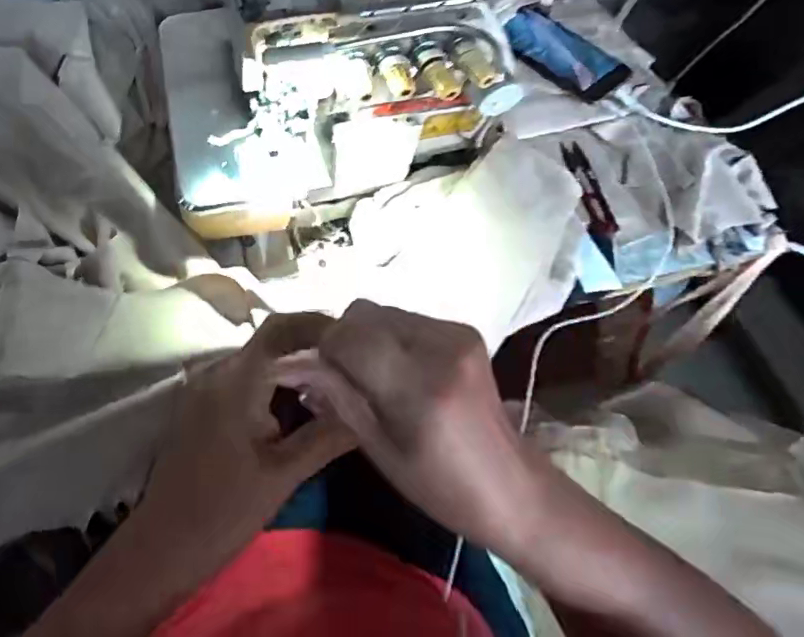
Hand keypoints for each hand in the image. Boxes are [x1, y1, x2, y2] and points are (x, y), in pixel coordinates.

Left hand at [28, 314, 354, 636]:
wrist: (165, 542)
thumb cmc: (226, 510)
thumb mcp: (283, 475)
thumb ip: (326, 436)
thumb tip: (365, 408)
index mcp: (236, 379)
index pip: (280, 329)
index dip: (317, 325)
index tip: (353, 337)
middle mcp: (216, 370)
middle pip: (269, 341)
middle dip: (310, 347)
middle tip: (350, 363)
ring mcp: (204, 384)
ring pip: (256, 359)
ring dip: (291, 365)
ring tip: (331, 382)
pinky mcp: (199, 402)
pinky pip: (242, 376)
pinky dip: (271, 381)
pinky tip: (295, 403)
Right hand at [288, 302, 777, 636]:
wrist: (516, 490)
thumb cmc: (442, 487)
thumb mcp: (378, 448)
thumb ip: (334, 395)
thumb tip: (288, 362)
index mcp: (419, 386)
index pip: (347, 337)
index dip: (320, 350)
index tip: (311, 373)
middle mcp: (440, 346)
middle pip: (361, 314)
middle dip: (340, 340)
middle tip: (340, 378)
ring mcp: (456, 332)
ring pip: (381, 312)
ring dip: (363, 336)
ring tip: (371, 376)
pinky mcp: (463, 329)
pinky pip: (404, 318)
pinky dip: (387, 337)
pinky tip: (397, 369)